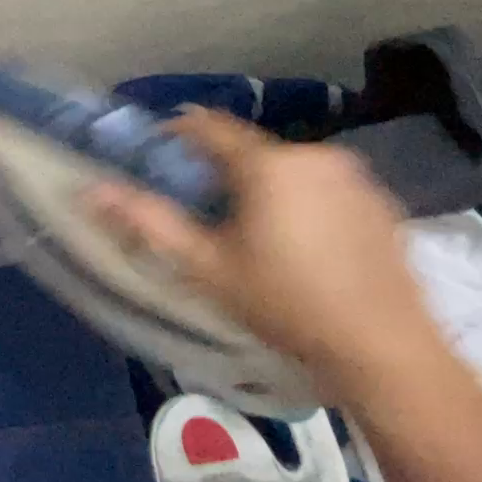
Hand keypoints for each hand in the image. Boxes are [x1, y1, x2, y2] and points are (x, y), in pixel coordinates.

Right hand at [86, 106, 440, 386]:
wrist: (391, 356)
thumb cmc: (287, 305)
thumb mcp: (206, 267)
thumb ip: (148, 221)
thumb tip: (90, 190)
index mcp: (269, 163)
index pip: (207, 126)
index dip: (174, 135)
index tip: (156, 159)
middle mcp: (314, 155)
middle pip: (248, 148)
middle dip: (220, 169)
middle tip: (203, 209)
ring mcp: (356, 177)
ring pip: (287, 166)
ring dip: (263, 184)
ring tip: (252, 229)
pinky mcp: (383, 203)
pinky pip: (324, 185)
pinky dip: (302, 199)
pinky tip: (302, 243)